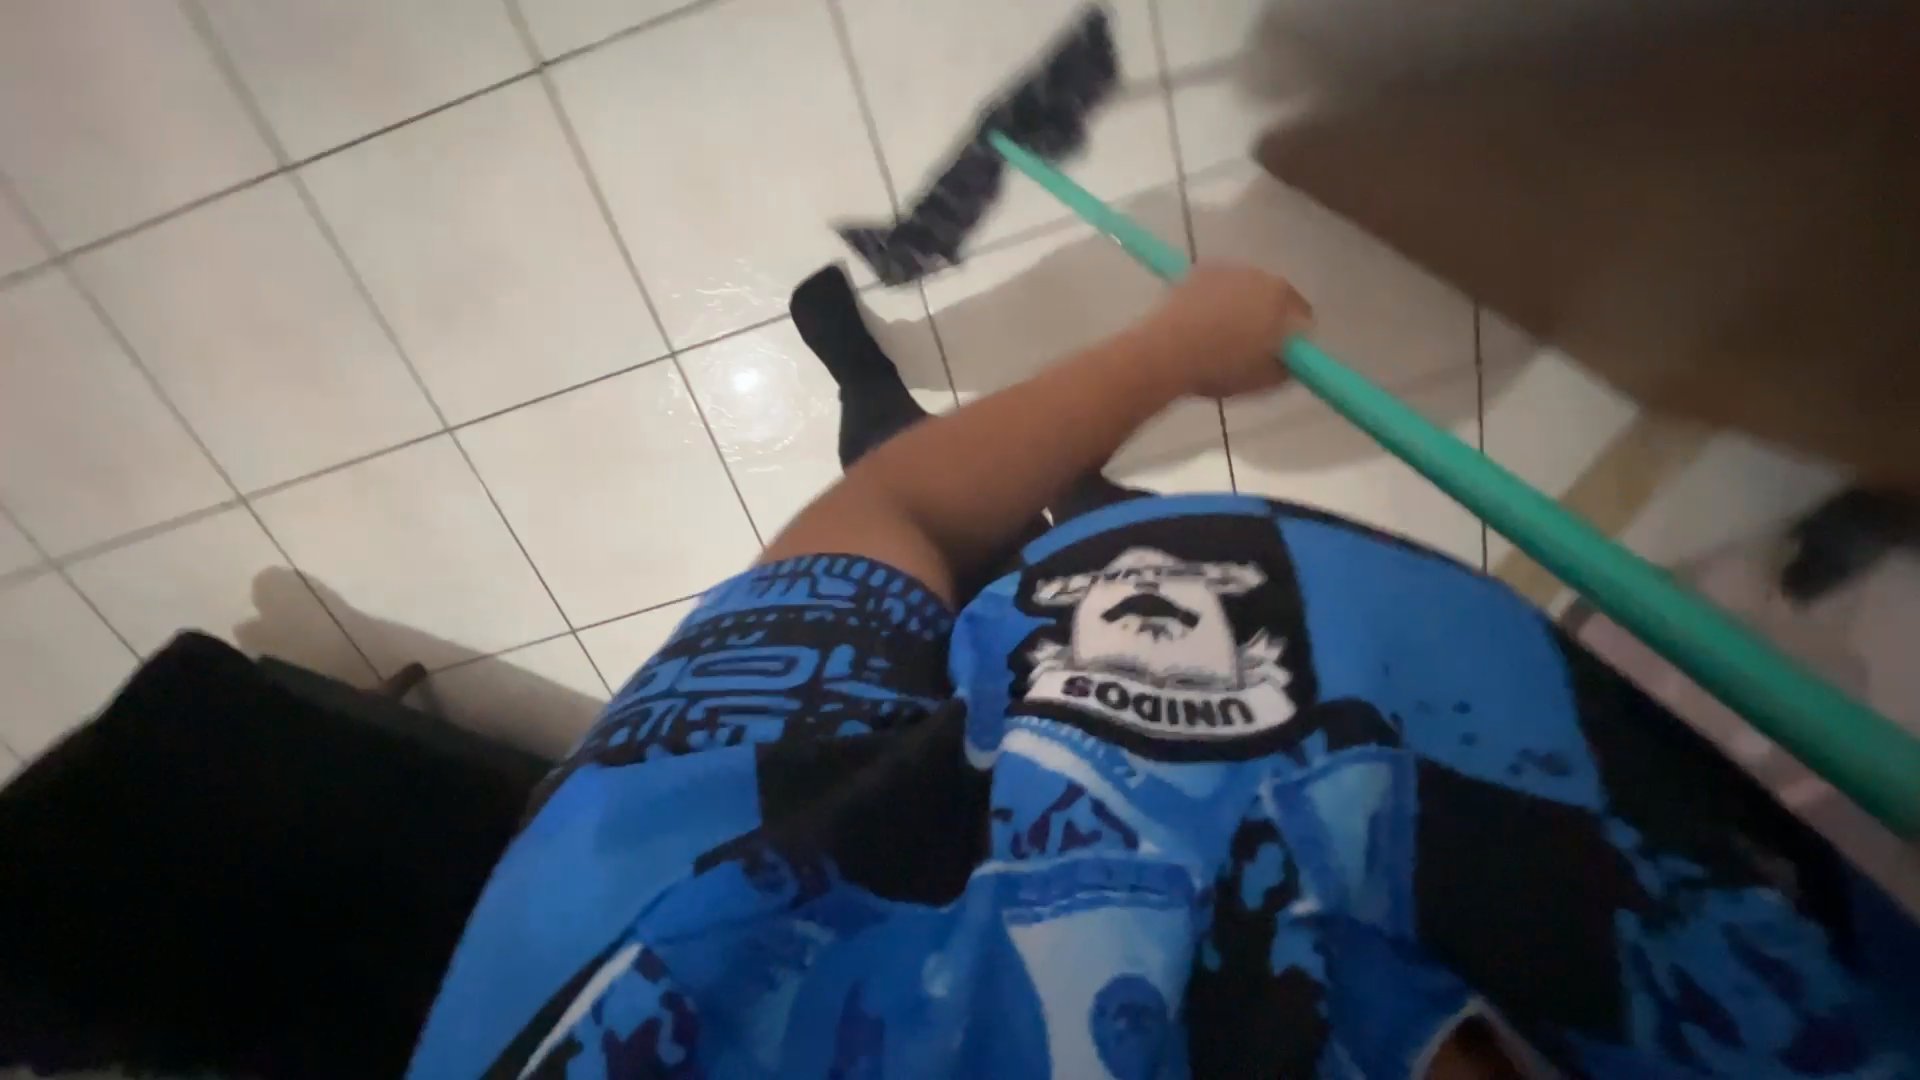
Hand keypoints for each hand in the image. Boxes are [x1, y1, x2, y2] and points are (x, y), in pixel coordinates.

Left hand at [1138, 261, 1311, 399]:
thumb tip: (1289, 362)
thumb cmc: (1218, 368)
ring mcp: (1231, 268)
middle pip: (1275, 299)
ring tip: (1218, 335)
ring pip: (1246, 290)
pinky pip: (1219, 285)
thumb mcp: (1262, 381)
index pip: (1304, 320)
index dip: (1294, 341)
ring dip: (1240, 306)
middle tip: (1247, 347)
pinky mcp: (1202, 269)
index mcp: (1283, 302)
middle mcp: (1263, 276)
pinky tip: (1199, 320)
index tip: (1281, 357)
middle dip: (1267, 319)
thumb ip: (1286, 369)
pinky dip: (1214, 298)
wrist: (1165, 352)